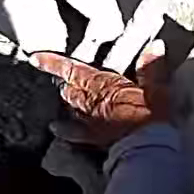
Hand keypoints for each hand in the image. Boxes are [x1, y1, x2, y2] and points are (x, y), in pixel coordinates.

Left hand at [30, 45, 169, 146]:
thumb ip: (152, 68)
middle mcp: (92, 102)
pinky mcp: (94, 139)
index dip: (53, 63)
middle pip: (69, 88)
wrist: (148, 146)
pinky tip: (56, 128)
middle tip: (57, 75)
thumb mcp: (157, 88)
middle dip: (63, 80)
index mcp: (104, 85)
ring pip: (70, 107)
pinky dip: (64, 129)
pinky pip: (73, 132)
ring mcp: (90, 121)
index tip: (35, 58)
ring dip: (66, 99)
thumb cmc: (152, 116)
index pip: (72, 69)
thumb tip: (155, 46)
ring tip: (62, 94)